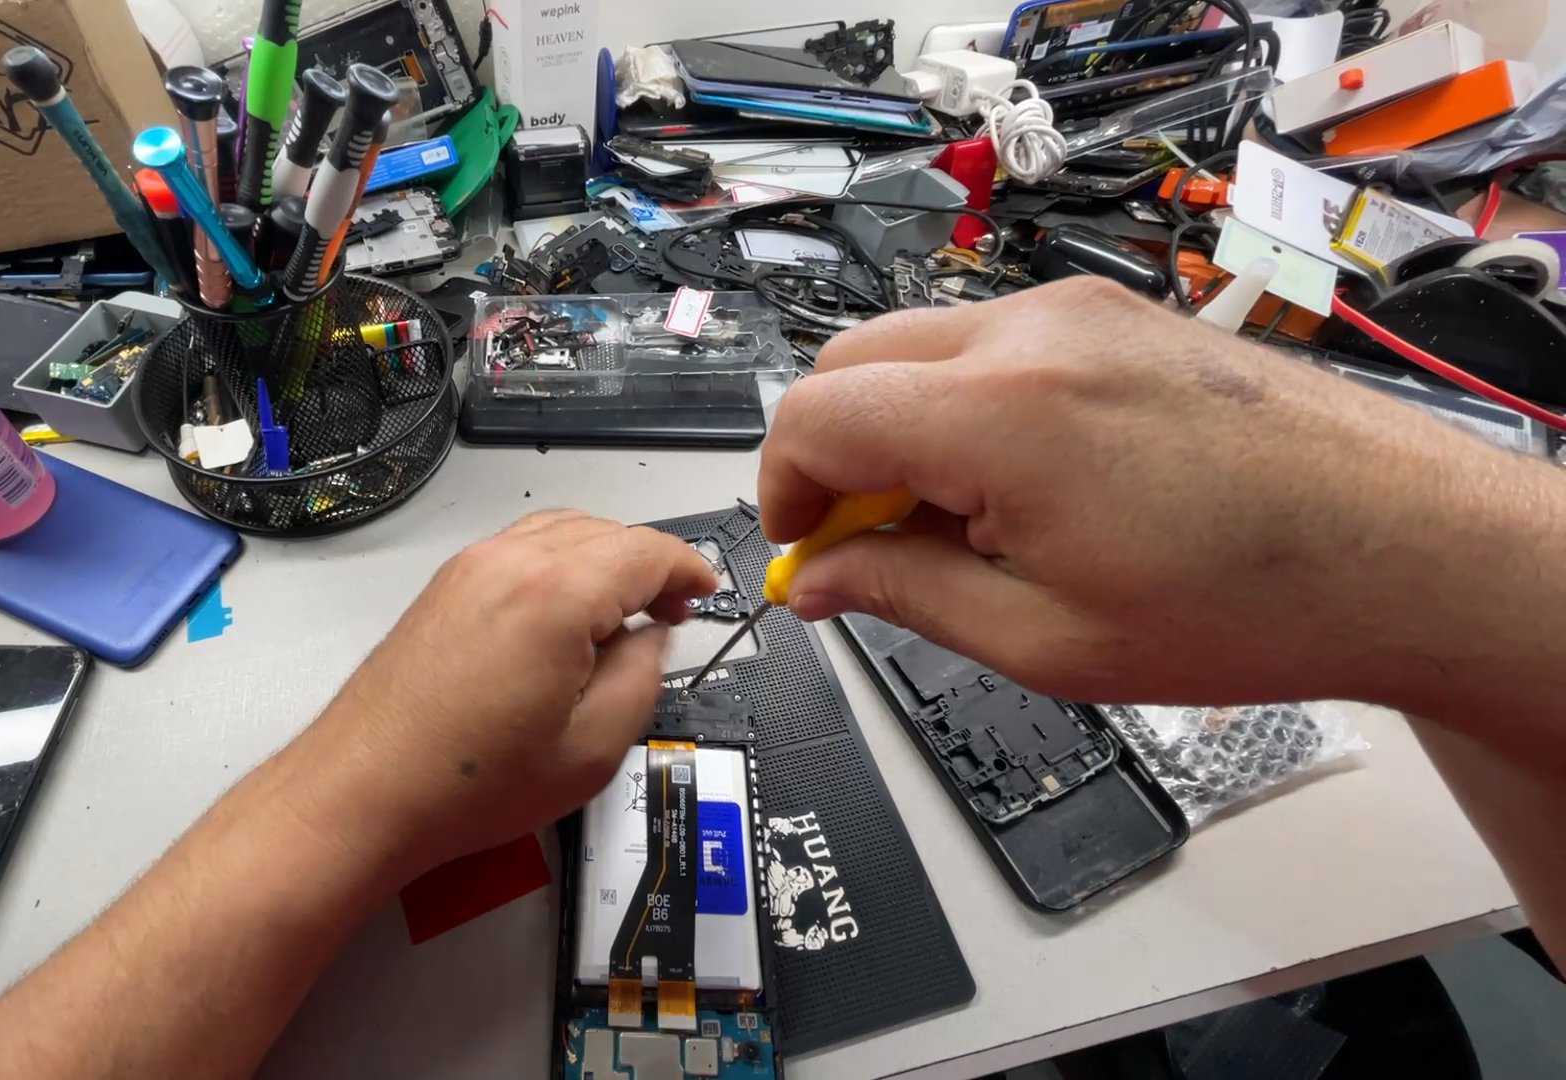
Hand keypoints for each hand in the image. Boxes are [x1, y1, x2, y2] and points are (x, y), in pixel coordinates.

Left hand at [299, 511, 715, 874]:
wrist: (362, 790)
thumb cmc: (472, 784)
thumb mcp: (592, 748)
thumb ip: (643, 675)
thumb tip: (652, 635)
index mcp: (555, 593)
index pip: (646, 551)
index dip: (688, 569)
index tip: (705, 593)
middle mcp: (511, 559)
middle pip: (607, 533)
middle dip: (650, 566)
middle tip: (668, 615)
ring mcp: (473, 564)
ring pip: (565, 530)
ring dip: (606, 559)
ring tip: (620, 614)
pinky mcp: (448, 580)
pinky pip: (524, 546)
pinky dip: (563, 563)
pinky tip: (565, 612)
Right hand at [759, 277, 1565, 716]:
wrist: (1424, 553)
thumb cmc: (1255, 603)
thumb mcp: (1038, 637)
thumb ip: (897, 594)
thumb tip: (815, 581)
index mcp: (1003, 415)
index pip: (814, 418)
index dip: (782, 488)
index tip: (801, 545)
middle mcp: (1030, 335)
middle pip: (842, 367)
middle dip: (821, 458)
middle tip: (853, 536)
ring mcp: (1069, 313)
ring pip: (897, 355)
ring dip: (879, 435)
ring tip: (932, 518)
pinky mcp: (1097, 318)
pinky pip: (965, 352)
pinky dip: (936, 414)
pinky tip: (987, 482)